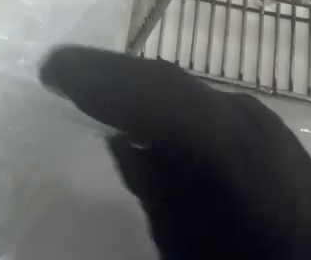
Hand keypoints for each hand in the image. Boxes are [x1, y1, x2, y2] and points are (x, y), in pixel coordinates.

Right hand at [41, 45, 310, 259]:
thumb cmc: (254, 254)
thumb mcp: (195, 243)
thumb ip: (159, 193)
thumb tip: (120, 140)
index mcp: (236, 155)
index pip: (165, 100)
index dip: (109, 81)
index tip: (56, 71)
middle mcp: (245, 119)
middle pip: (167, 83)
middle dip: (110, 73)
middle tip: (55, 70)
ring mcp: (252, 114)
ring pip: (178, 86)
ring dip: (129, 81)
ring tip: (79, 81)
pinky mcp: (252, 119)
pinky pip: (191, 97)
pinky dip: (152, 95)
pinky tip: (126, 103)